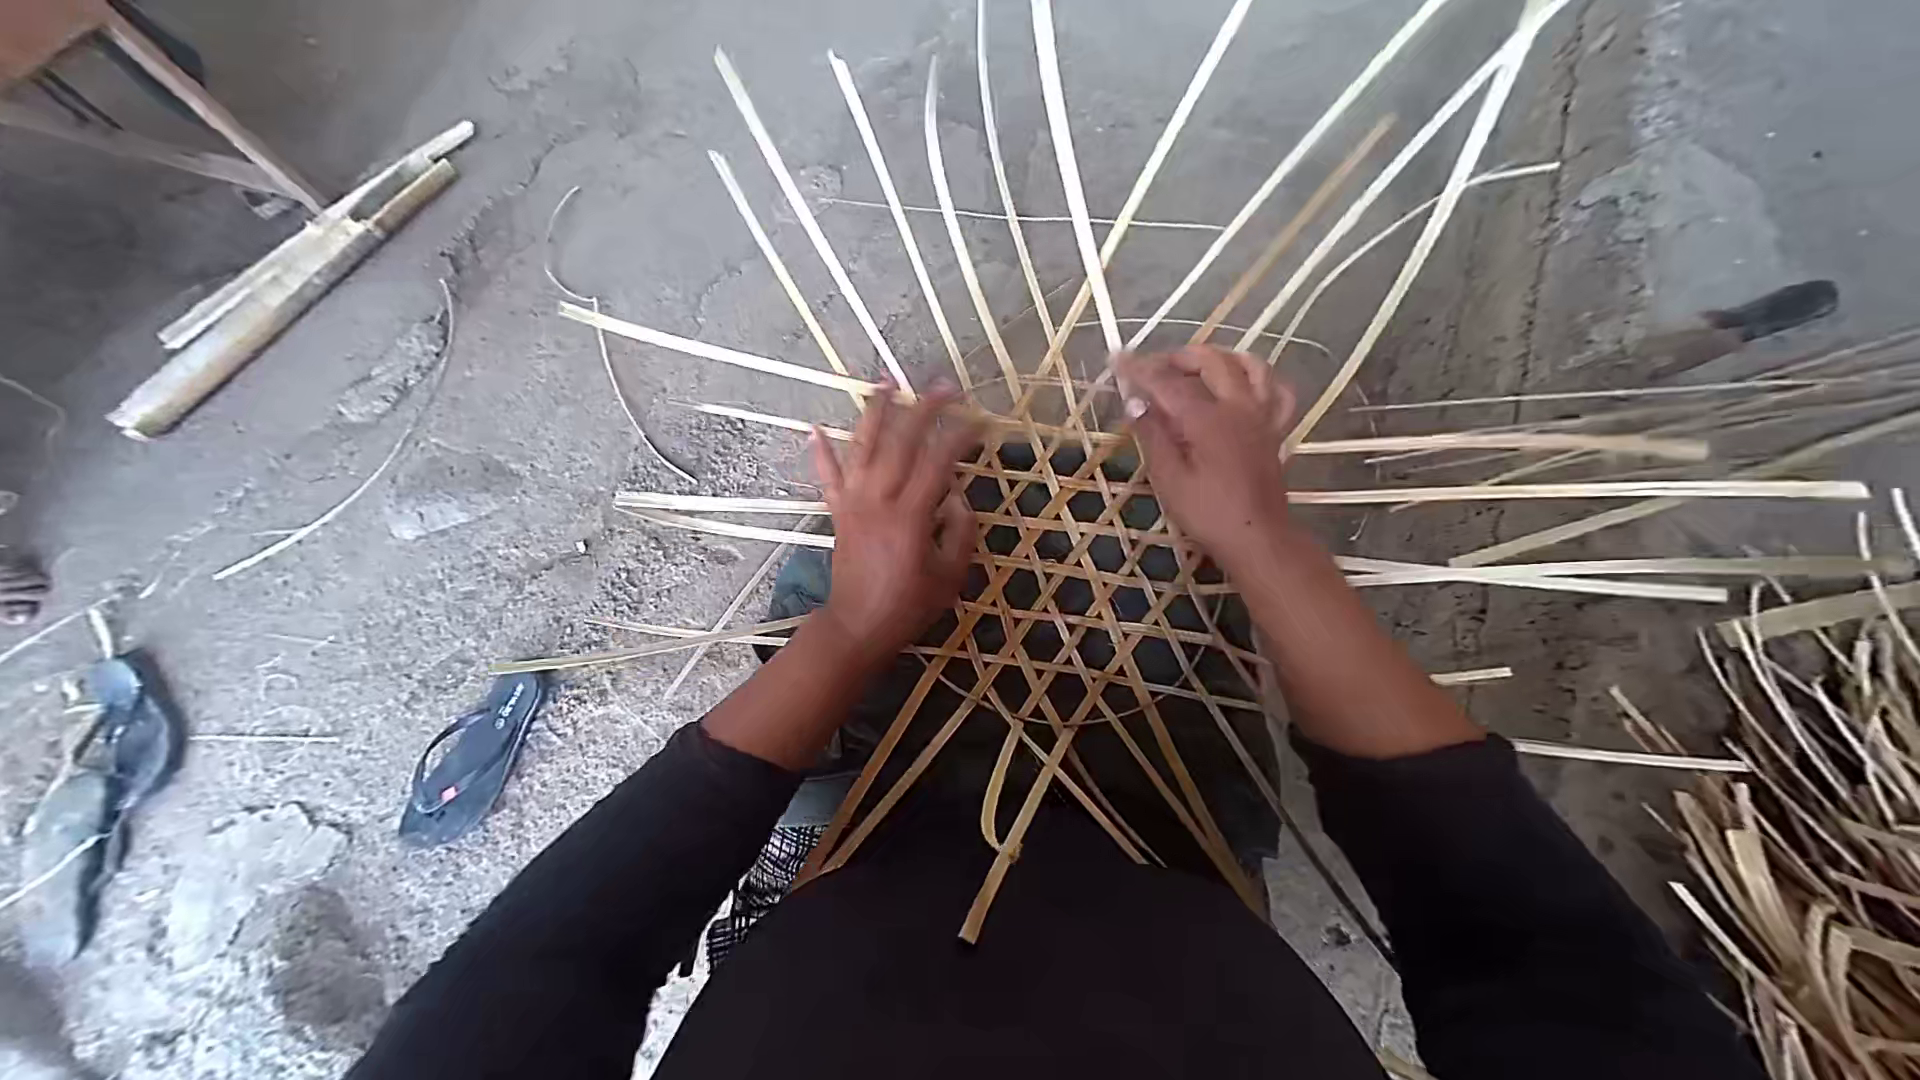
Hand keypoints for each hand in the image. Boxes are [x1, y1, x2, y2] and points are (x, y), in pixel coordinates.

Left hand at [810, 384, 979, 667]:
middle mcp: (879, 499)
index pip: (939, 462)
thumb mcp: (951, 575)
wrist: (858, 626)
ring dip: (874, 412)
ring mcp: (854, 502)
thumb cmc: (909, 605)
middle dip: (923, 409)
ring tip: (884, 383)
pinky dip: (820, 452)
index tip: (978, 420)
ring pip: (862, 447)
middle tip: (942, 387)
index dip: (960, 436)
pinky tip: (814, 428)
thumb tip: (958, 497)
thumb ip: (961, 531)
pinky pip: (827, 476)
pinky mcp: (838, 512)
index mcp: (910, 515)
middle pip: (901, 442)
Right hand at [1115, 347, 1298, 569]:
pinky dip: (1259, 379)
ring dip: (1219, 357)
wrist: (1257, 537)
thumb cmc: (1207, 513)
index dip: (1140, 370)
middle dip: (1178, 357)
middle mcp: (1238, 407)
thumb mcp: (1168, 479)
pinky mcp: (1275, 430)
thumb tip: (1135, 402)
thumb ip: (1152, 436)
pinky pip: (1275, 391)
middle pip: (1211, 362)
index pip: (1167, 383)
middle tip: (1152, 367)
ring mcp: (1262, 416)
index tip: (1117, 360)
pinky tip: (1243, 384)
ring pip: (1249, 366)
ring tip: (1196, 367)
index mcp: (1207, 419)